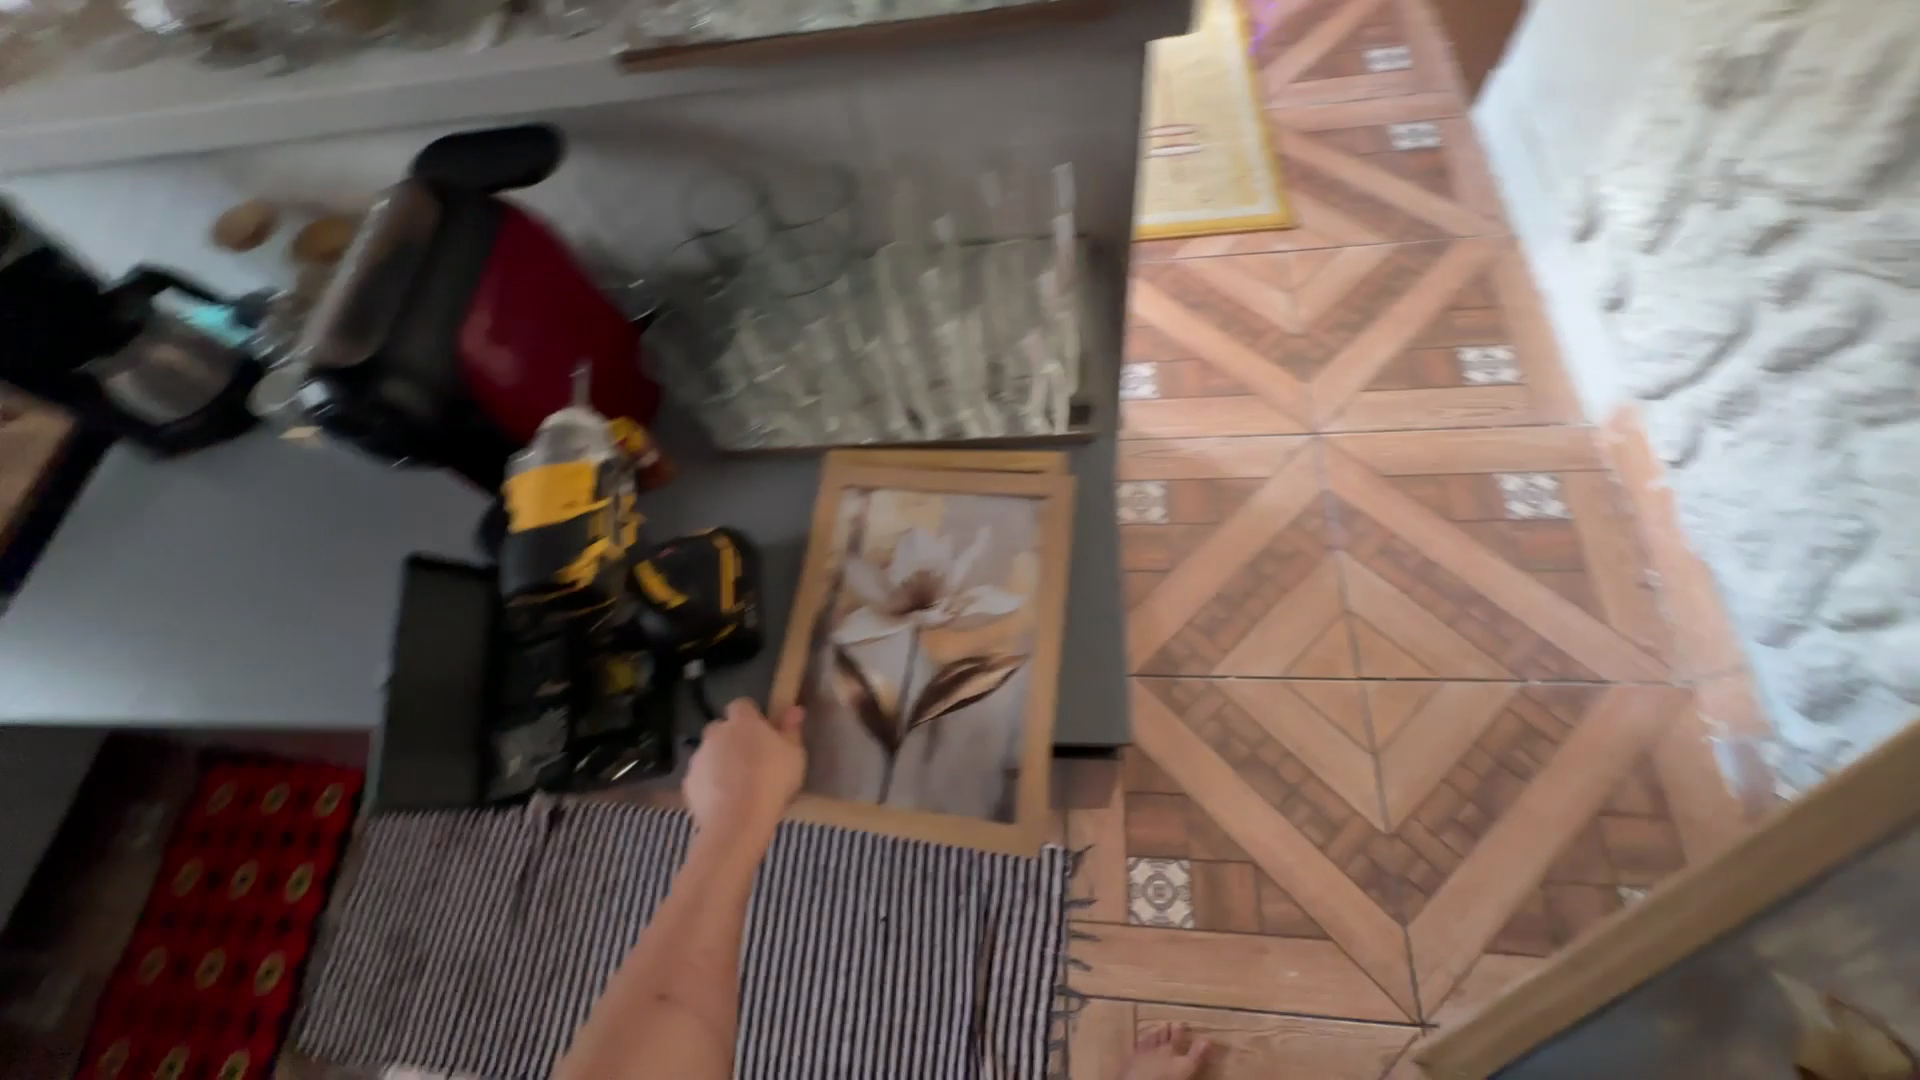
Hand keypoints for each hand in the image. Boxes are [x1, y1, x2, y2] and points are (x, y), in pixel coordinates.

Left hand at [684, 699, 805, 836]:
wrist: (738, 820)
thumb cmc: (772, 780)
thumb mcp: (794, 755)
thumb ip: (791, 730)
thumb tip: (795, 710)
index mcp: (742, 722)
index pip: (741, 705)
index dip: (751, 716)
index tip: (762, 732)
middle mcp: (716, 734)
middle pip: (721, 729)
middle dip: (731, 739)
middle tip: (750, 759)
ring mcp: (699, 759)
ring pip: (708, 754)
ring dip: (719, 762)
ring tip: (738, 785)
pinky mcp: (688, 784)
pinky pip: (700, 778)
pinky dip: (709, 785)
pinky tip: (725, 801)